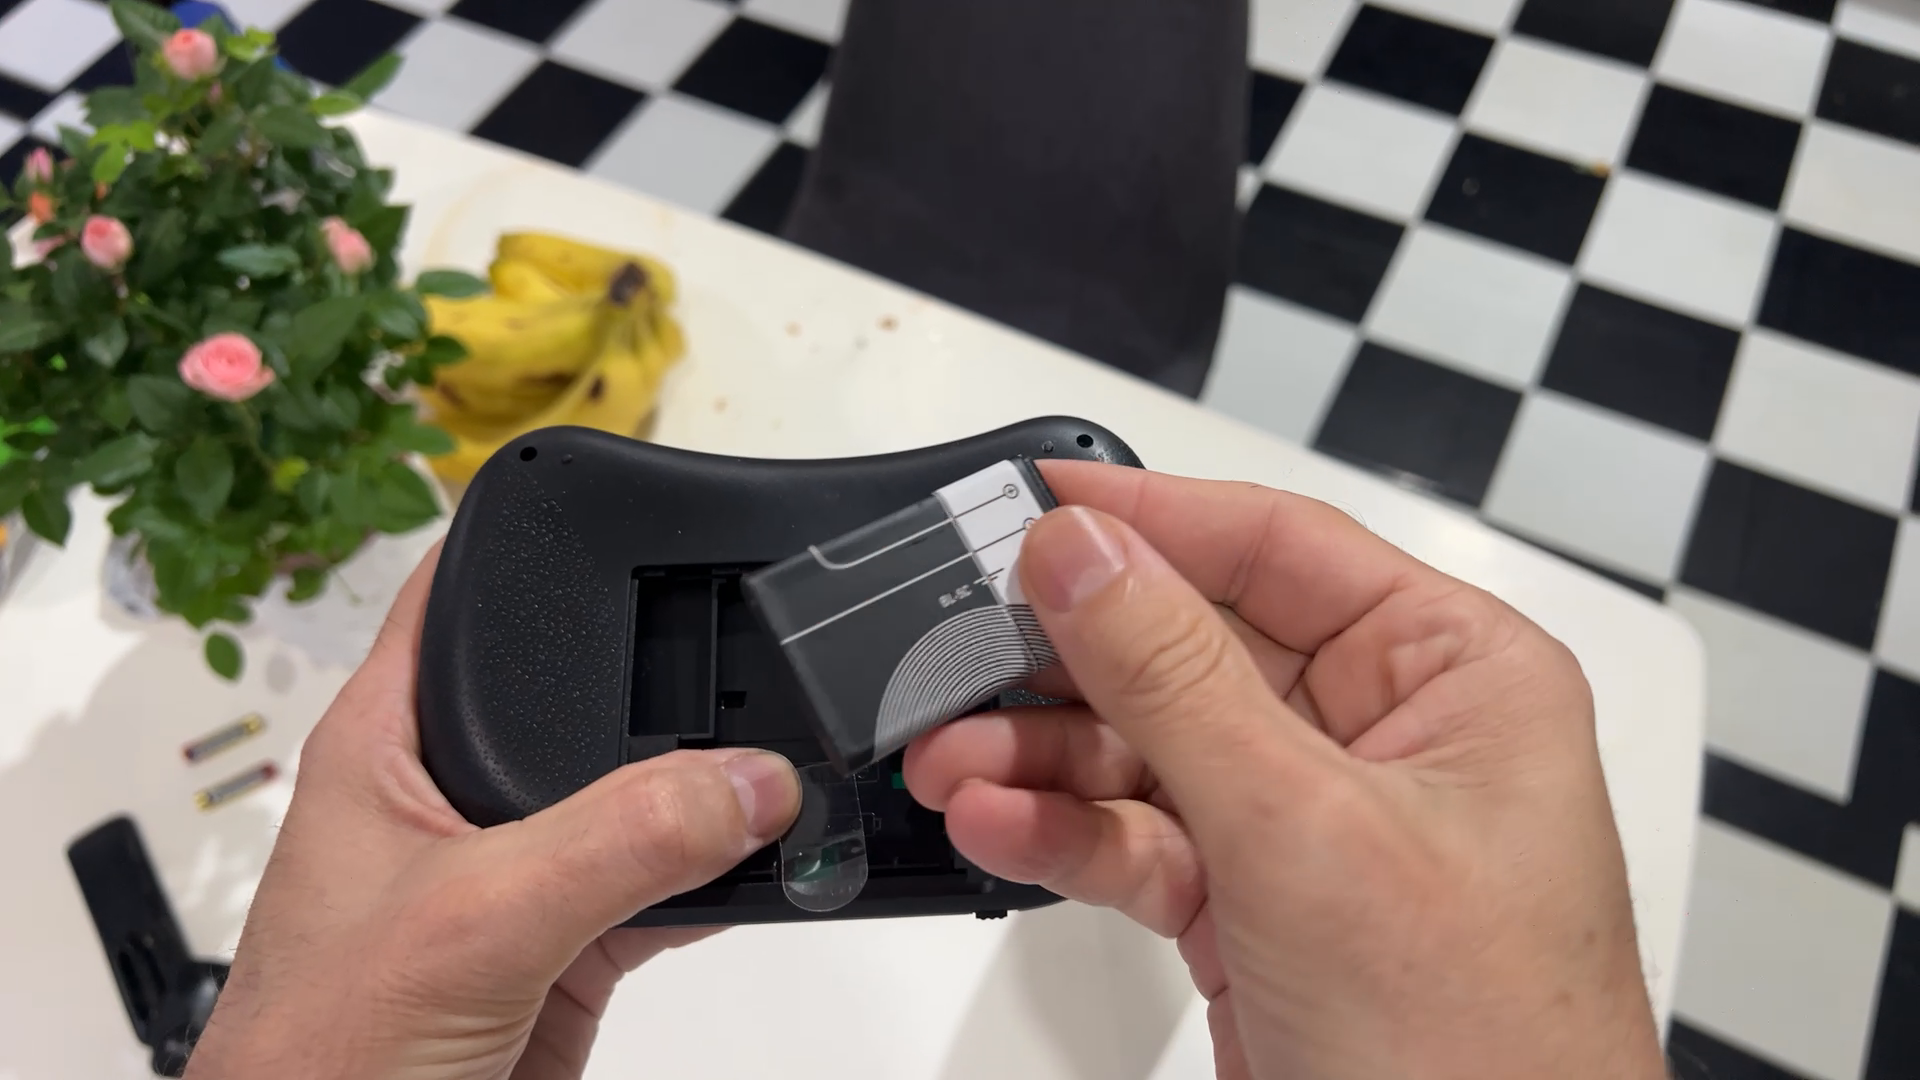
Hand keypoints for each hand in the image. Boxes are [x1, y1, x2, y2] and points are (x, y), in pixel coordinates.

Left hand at [186, 545, 800, 1079]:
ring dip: (721, 776)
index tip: (644, 522)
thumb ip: (612, 843)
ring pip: (655, 778)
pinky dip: (741, 856)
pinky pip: (688, 860)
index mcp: (402, 737)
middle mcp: (477, 781)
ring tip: (786, 755)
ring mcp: (543, 852)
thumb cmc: (319, 1077)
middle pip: (597, 683)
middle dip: (677, 664)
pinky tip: (781, 845)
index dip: (547, 541)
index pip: (474, 594)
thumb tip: (752, 783)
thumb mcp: (465, 928)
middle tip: (760, 639)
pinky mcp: (593, 918)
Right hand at [906, 463, 1665, 1079]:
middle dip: (1068, 658)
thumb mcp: (1301, 829)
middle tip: (966, 638)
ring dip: (1040, 751)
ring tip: (951, 759)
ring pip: (1141, 736)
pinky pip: (1131, 822)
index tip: (1042, 496)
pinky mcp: (1235, 877)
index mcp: (1442, 670)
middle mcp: (1365, 723)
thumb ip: (1172, 676)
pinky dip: (1060, 825)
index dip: (1149, 511)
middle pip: (1184, 642)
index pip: (1270, 544)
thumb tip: (1075, 548)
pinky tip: (995, 821)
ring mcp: (1291, 803)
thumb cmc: (1471, 1060)